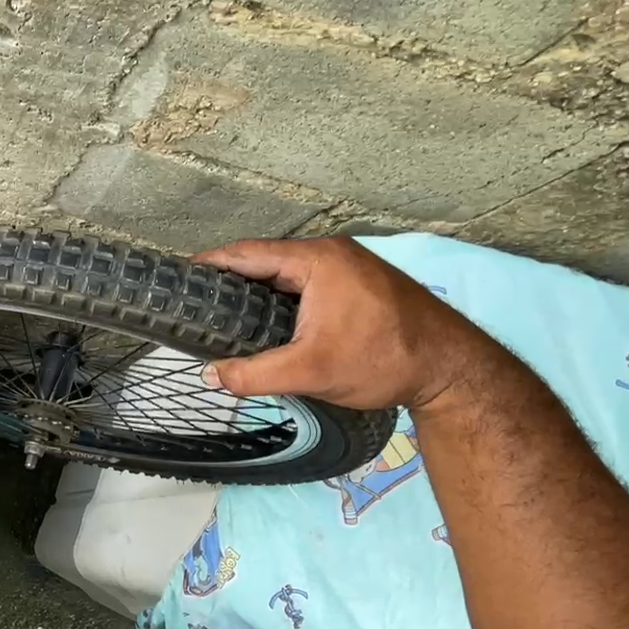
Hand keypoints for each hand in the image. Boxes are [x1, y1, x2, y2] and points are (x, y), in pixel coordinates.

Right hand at [193, 236, 504, 412]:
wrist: (453, 369)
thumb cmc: (384, 360)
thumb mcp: (309, 372)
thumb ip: (252, 374)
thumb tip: (208, 375)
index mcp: (318, 260)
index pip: (247, 252)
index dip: (208, 263)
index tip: (175, 277)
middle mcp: (332, 254)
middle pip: (262, 260)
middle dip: (224, 279)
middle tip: (187, 301)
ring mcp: (347, 267)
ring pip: (282, 273)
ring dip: (249, 290)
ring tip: (214, 313)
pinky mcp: (355, 284)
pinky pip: (301, 283)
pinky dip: (273, 297)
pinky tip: (257, 320)